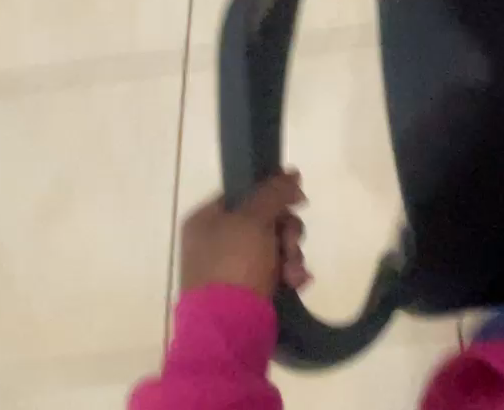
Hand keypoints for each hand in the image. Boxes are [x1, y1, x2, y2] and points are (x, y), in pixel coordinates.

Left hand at [179, 171, 311, 299]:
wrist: (228, 330)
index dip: (273, 194)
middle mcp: (215, 242)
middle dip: (286, 231)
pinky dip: (289, 274)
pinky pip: (275, 271)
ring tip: (293, 272)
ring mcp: (230, 269)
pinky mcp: (246, 291)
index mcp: (205, 220)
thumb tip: (292, 173)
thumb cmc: (235, 264)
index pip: (245, 193)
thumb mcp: (254, 218)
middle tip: (290, 242)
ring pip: (274, 245)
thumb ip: (274, 192)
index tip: (297, 200)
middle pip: (265, 219)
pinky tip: (297, 282)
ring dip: (291, 254)